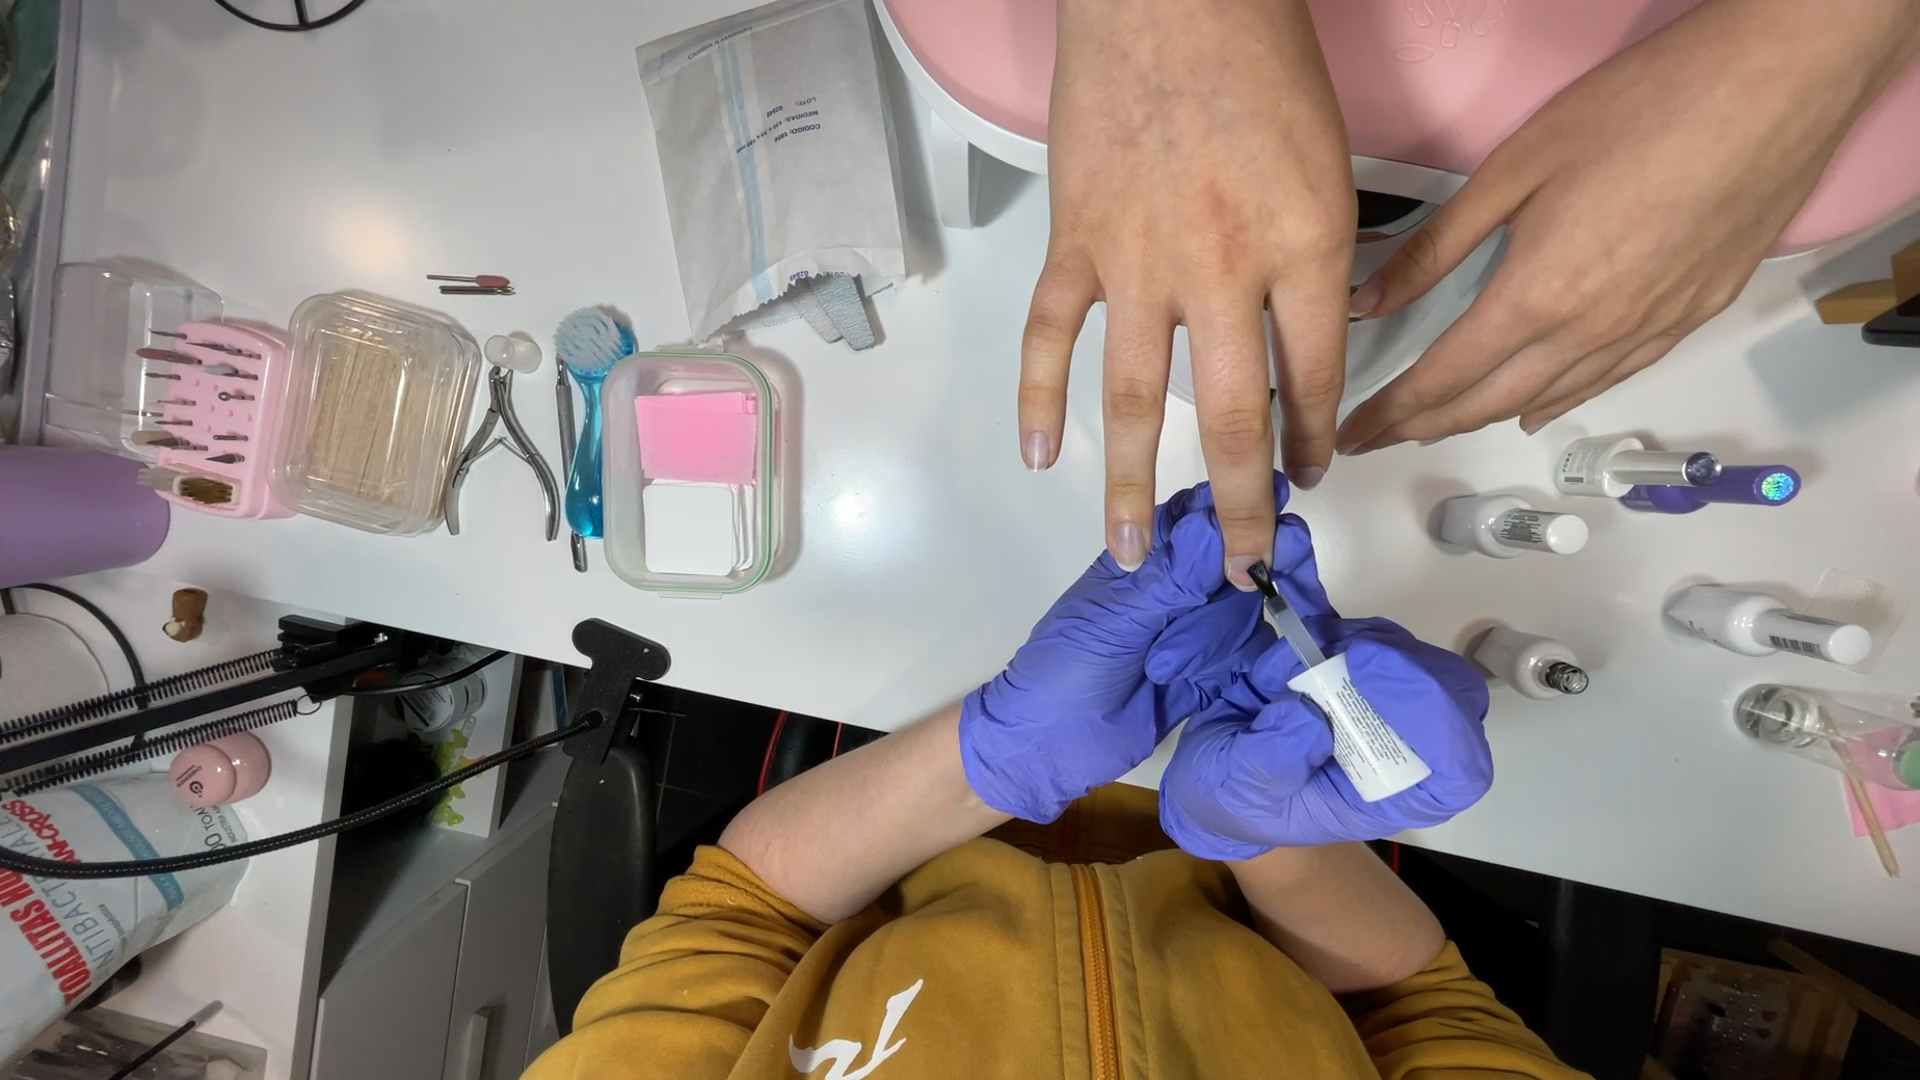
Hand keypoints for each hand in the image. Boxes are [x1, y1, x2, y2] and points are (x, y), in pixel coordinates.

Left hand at [960, 478, 1285, 821]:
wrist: (1052, 744)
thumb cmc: (1066, 670)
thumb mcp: (1115, 620)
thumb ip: (1172, 578)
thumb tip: (1220, 523)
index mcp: (1145, 556)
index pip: (1206, 520)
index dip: (1242, 523)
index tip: (1271, 537)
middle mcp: (1179, 586)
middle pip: (1239, 566)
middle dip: (1233, 593)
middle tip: (1201, 623)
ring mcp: (1197, 629)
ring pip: (1245, 615)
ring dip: (1211, 643)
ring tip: (1163, 668)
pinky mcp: (1210, 673)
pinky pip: (1246, 660)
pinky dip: (1235, 670)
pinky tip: (1201, 681)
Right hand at [1023, 0, 1353, 586]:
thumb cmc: (1261, 59)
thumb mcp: (1324, 161)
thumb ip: (1312, 261)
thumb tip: (1294, 341)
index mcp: (1303, 243)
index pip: (1312, 376)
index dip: (1311, 440)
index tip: (1306, 481)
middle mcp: (1221, 270)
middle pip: (1232, 413)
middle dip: (1242, 500)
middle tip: (1242, 564)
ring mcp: (1137, 264)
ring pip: (1135, 396)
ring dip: (1133, 482)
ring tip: (1131, 548)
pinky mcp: (1075, 247)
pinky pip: (1050, 337)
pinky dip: (1039, 397)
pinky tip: (1038, 455)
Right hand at [1155, 522, 1492, 859]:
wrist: (1206, 774)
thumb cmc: (1230, 798)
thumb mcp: (1239, 791)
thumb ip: (1272, 761)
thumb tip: (1311, 714)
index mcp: (1384, 794)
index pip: (1456, 768)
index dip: (1435, 717)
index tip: (1371, 672)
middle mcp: (1393, 745)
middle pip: (1447, 696)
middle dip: (1403, 664)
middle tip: (1341, 650)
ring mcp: (1370, 700)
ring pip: (1402, 653)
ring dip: (1350, 641)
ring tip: (1274, 669)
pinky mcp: (1340, 666)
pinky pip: (1355, 631)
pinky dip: (1326, 617)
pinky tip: (1287, 614)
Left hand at [1336, 0, 1919, 451]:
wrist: (1795, 66)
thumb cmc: (1644, 107)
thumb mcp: (1511, 172)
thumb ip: (1431, 249)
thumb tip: (1366, 303)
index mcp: (1536, 297)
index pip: (1439, 379)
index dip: (1388, 413)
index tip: (1351, 434)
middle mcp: (1590, 330)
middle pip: (1483, 403)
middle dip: (1418, 428)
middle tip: (1374, 441)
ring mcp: (1647, 328)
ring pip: (1541, 400)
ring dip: (1476, 421)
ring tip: (1431, 429)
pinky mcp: (1692, 313)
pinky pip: (1605, 380)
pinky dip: (1554, 403)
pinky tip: (1529, 412)